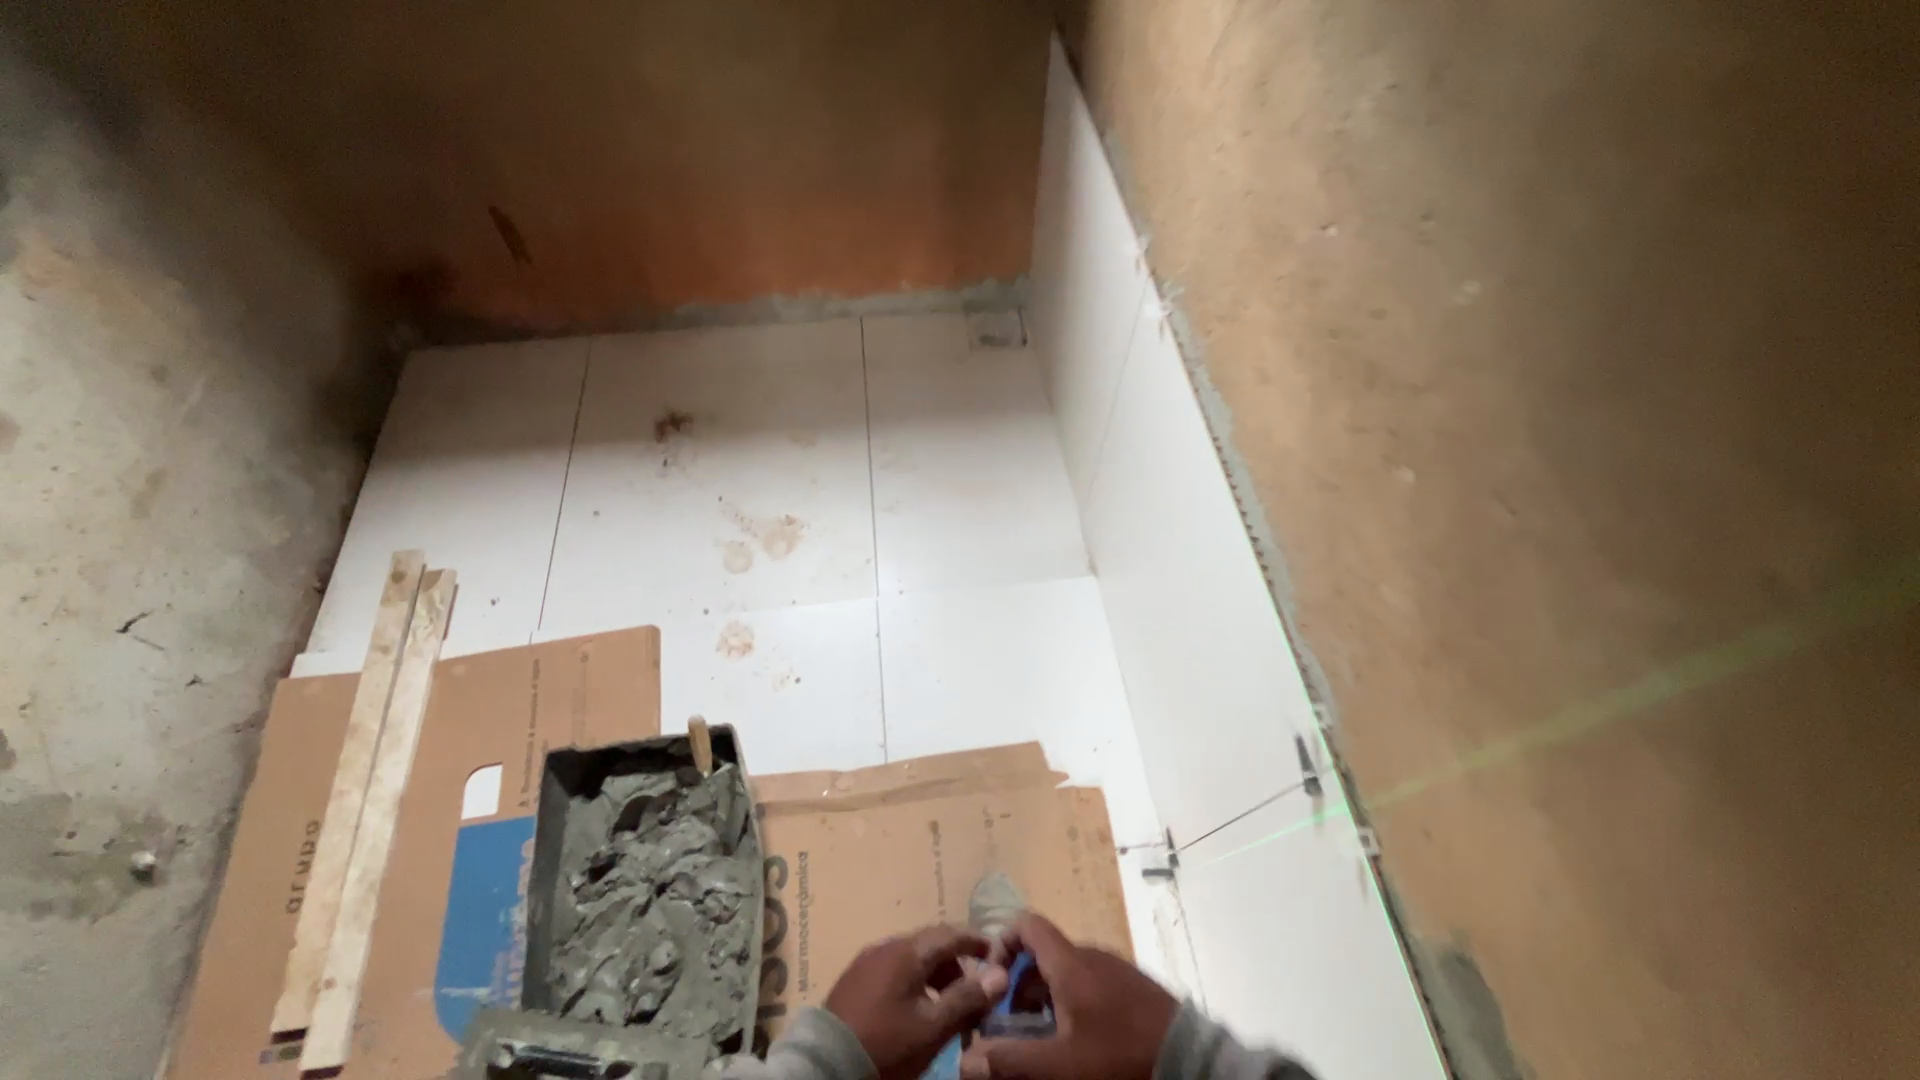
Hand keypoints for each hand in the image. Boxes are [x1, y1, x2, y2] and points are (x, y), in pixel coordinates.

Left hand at [825, 925, 1010, 1079]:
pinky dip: (914, 981)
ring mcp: (866, 961)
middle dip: (957, 964)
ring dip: (935, 975)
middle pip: (931, 944)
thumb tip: (999, 973)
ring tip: (946, 1006)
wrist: (825, 1065)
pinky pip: (893, 969)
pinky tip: (916, 1008)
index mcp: (907, 951)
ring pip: (911, 957)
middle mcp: (886, 946)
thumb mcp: (932, 1028)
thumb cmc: (885, 1044)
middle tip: (974, 992)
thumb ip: (967, 998)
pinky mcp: (854, 979)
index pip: (951, 934)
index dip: (977, 942)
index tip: (998, 955)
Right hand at [960, 913, 1176, 1079]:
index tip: (991, 981)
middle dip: (1019, 986)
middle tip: (1010, 1027)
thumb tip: (965, 1060)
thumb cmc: (1119, 1056)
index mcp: (1069, 962)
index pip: (1026, 924)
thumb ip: (1011, 1060)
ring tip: (1042, 1038)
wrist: (1190, 1061)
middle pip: (1042, 954)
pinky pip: (1090, 982)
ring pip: (1066, 971)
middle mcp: (1089, 955)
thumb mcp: (1062, 1065)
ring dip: (1045, 998)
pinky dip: (1071, 1001)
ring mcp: (1114, 968)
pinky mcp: (1133, 985)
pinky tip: (1077, 1039)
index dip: (1002, 943)